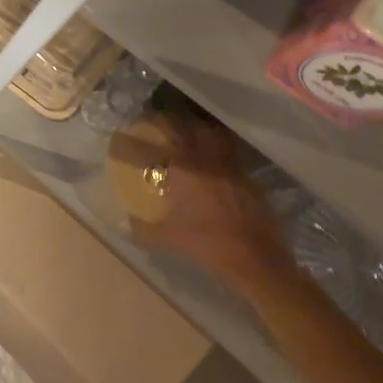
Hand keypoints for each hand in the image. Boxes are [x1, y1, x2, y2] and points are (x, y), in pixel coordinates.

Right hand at [130, 116, 292, 285]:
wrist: (258, 261)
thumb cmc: (207, 244)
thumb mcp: (168, 237)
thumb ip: (143, 228)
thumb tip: (124, 223)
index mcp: (186, 171)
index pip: (168, 138)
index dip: (155, 125)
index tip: (144, 121)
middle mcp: (211, 165)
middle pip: (198, 130)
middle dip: (183, 123)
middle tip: (170, 124)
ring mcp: (235, 173)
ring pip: (220, 141)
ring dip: (206, 134)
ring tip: (195, 137)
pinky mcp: (253, 186)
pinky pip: (235, 161)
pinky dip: (224, 156)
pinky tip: (217, 168)